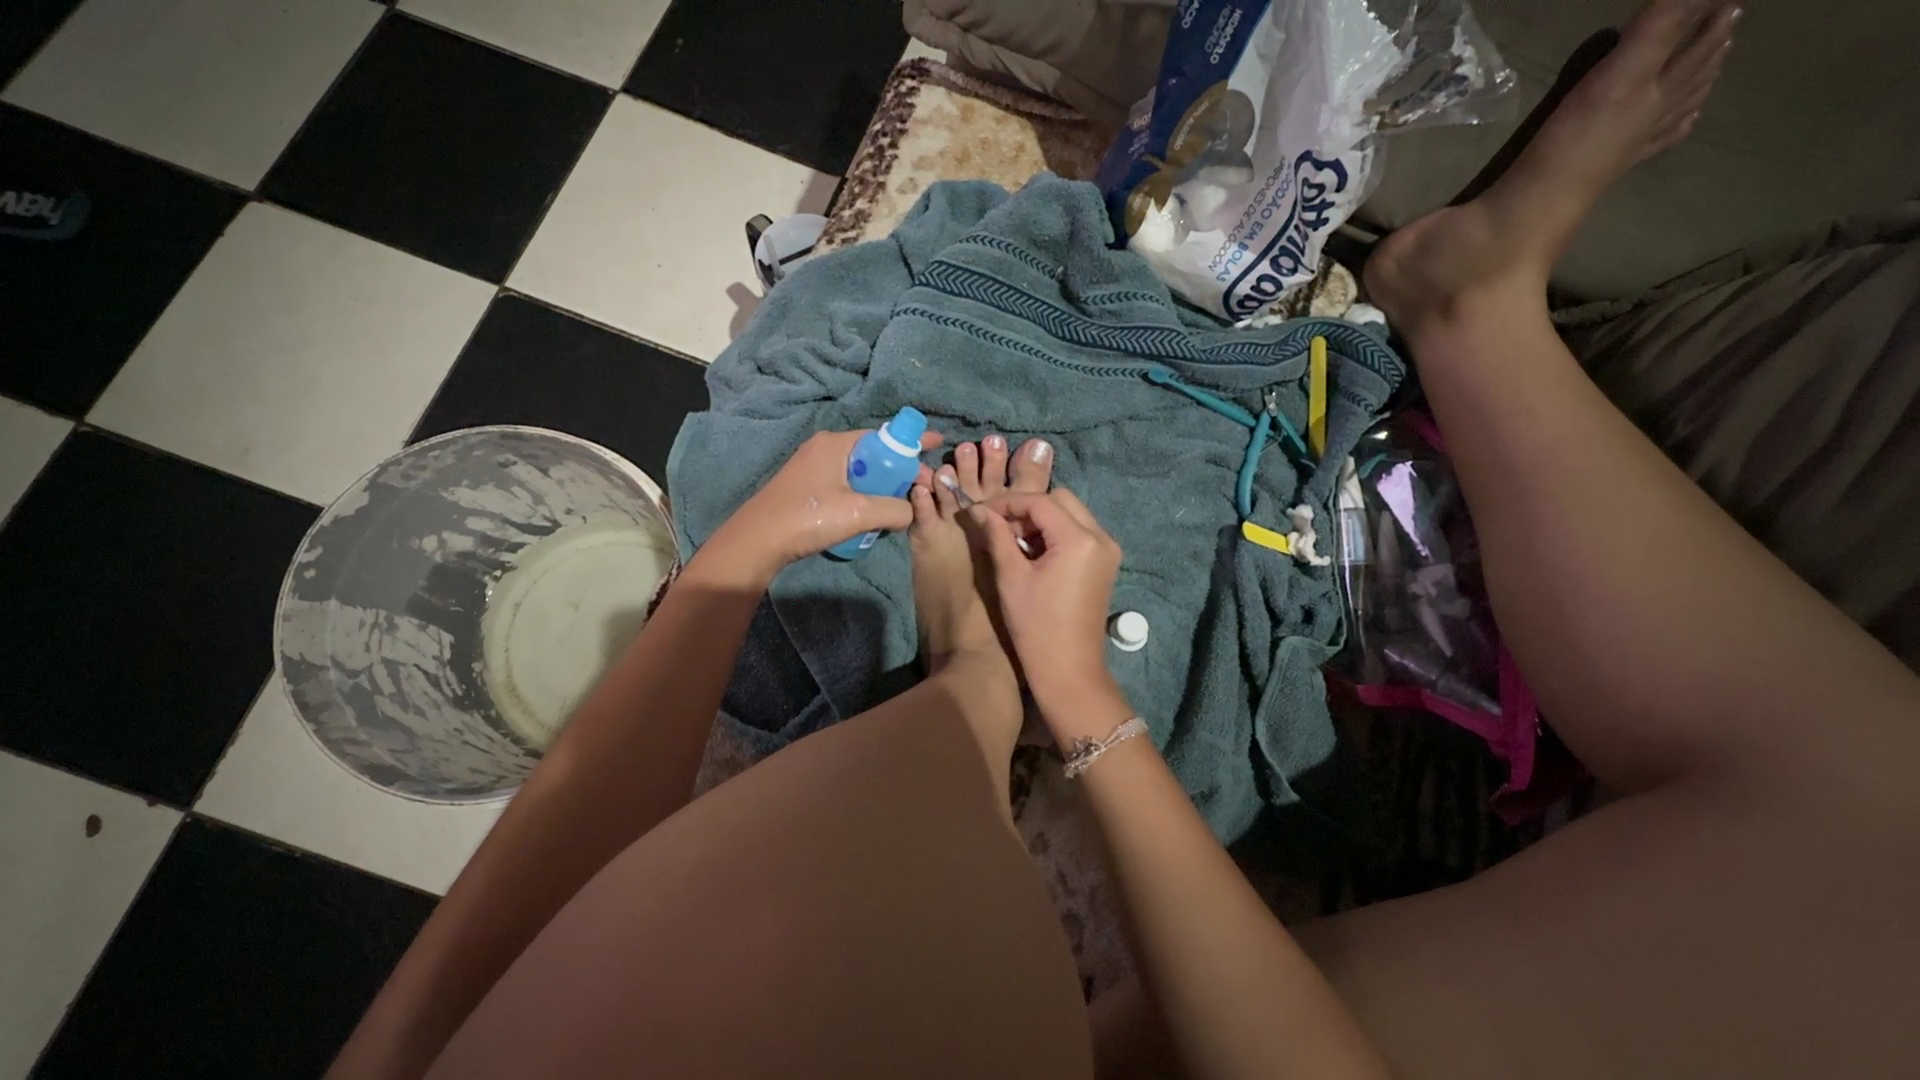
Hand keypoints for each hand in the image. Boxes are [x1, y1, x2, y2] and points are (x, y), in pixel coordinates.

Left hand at [705, 429, 939, 580]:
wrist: (757, 541)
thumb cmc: (808, 517)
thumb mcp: (859, 513)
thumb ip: (894, 509)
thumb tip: (913, 511)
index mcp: (837, 443)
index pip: (885, 435)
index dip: (914, 442)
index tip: (939, 445)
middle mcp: (826, 448)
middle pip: (875, 454)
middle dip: (901, 469)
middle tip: (924, 486)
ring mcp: (814, 467)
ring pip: (861, 472)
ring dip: (883, 486)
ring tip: (904, 504)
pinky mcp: (808, 487)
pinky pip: (847, 484)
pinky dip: (864, 495)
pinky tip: (874, 515)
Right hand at [968, 489, 1123, 710]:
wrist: (1068, 669)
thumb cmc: (1036, 626)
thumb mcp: (1011, 577)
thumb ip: (997, 536)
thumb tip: (980, 510)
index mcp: (1080, 539)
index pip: (1040, 502)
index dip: (1007, 502)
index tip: (980, 511)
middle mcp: (1101, 537)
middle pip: (1060, 500)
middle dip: (1026, 508)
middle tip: (999, 527)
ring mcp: (1107, 550)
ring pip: (1070, 514)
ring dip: (1040, 520)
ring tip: (1011, 542)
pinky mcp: (1105, 563)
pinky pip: (1079, 533)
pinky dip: (1054, 534)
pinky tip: (1032, 553)